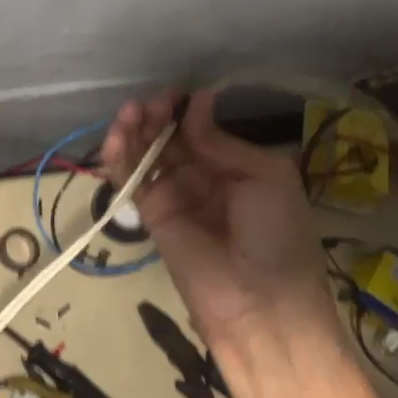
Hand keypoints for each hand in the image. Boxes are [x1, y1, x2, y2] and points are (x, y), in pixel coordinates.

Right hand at [101, 88, 337, 354]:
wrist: (261, 306)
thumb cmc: (279, 238)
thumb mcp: (266, 178)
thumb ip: (221, 141)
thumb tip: (196, 101)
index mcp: (236, 167)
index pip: (202, 129)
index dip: (187, 109)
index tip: (178, 92)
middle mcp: (202, 176)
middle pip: (170, 136)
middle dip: (159, 114)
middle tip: (153, 102)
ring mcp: (174, 194)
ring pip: (147, 152)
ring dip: (136, 128)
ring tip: (131, 111)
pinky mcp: (149, 212)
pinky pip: (130, 177)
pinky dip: (119, 154)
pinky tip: (118, 134)